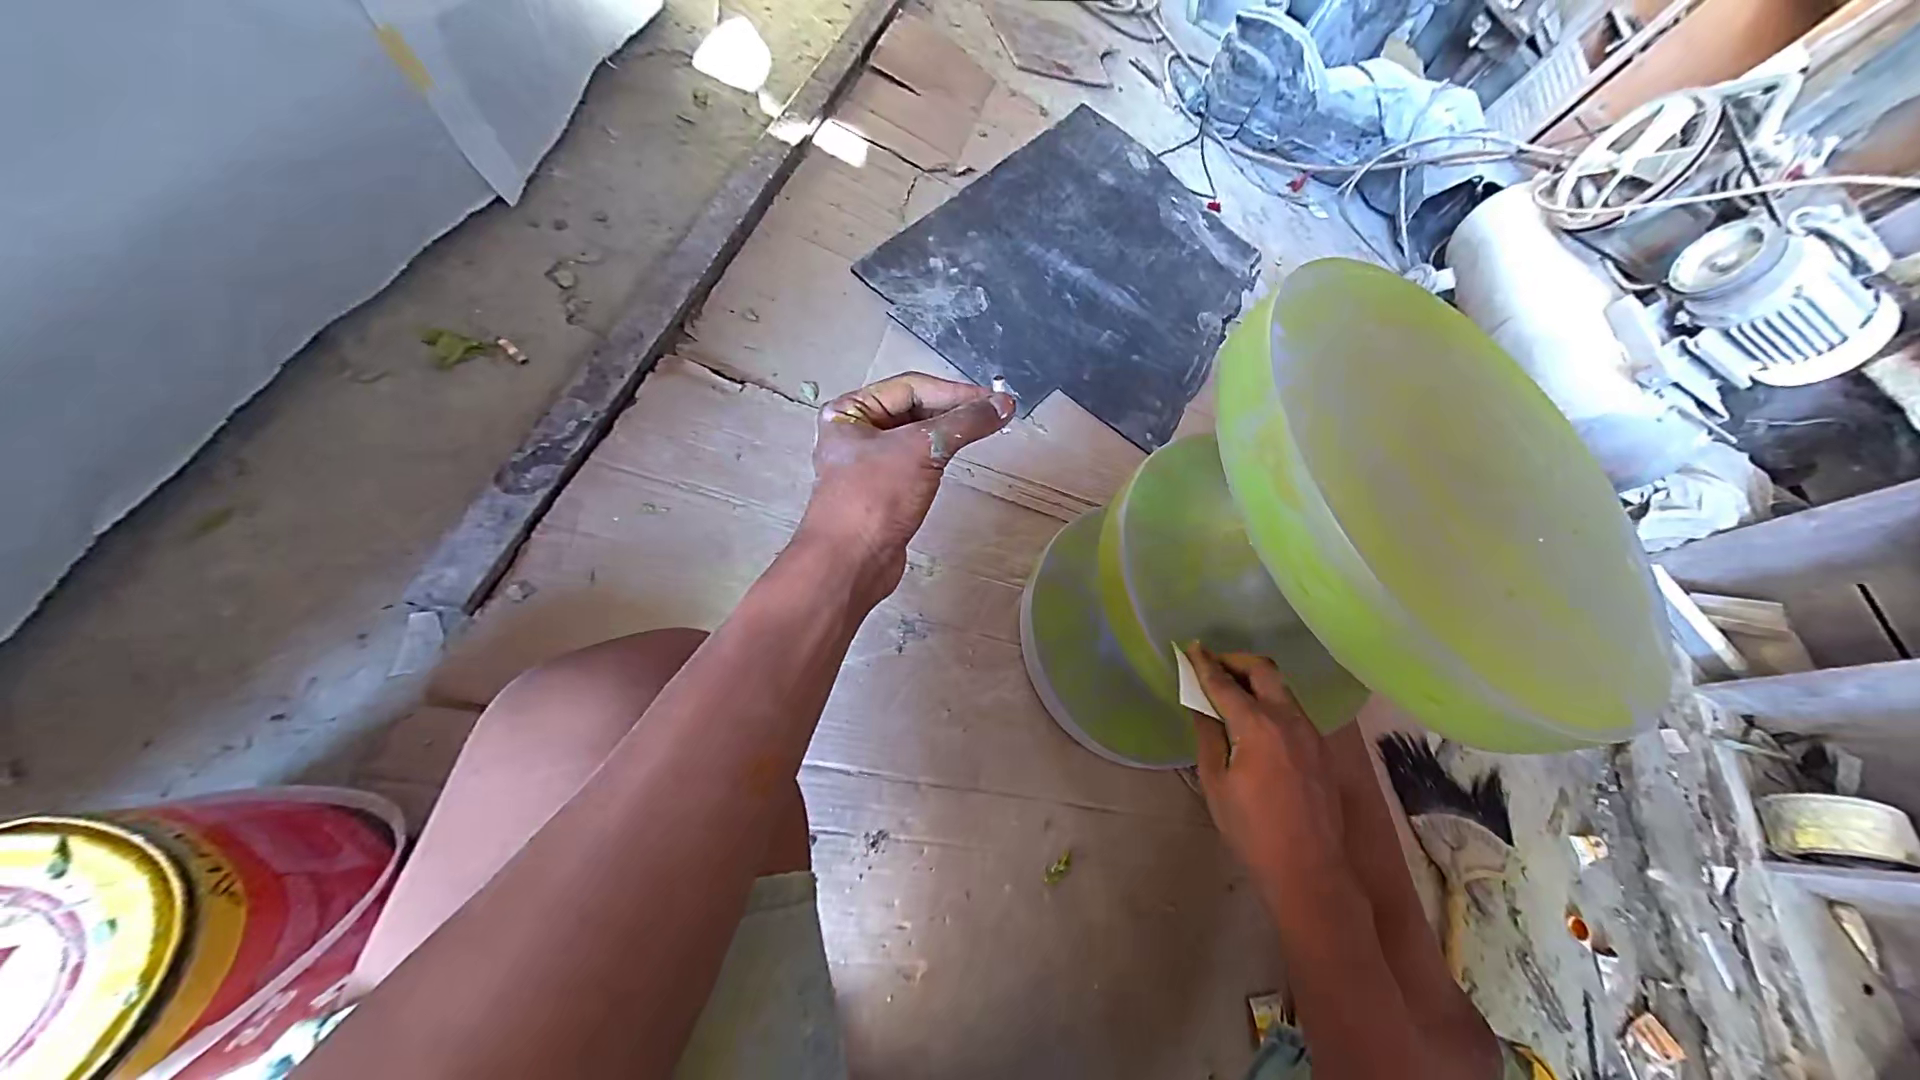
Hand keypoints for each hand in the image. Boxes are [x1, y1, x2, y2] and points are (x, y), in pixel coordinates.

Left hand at [799, 373, 1014, 600]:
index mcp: (850, 412)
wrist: (850, 563)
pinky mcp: (882, 492)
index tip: (993, 400)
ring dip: (947, 433)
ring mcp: (867, 464)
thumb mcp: (922, 450)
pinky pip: (915, 463)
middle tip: (994, 414)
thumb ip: (964, 423)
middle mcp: (855, 433)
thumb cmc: (873, 498)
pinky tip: (957, 456)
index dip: (955, 392)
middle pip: (913, 410)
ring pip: (915, 437)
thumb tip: (1002, 404)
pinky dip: (938, 457)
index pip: (912, 388)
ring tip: (983, 431)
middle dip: (953, 411)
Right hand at [1184, 645, 1345, 885]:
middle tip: (1212, 666)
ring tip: (1230, 692)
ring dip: (1254, 680)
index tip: (1190, 648)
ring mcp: (1311, 733)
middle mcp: (1288, 719)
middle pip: (1263, 669)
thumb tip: (1200, 705)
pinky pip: (1293, 709)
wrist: (1308, 871)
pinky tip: (1255, 721)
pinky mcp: (1321, 748)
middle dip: (1235, 661)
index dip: (1204, 664)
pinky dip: (1270, 701)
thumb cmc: (1250, 829)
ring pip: (1282, 688)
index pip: (1224, 683)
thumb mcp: (1215, 781)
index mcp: (1257, 726)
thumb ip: (1208, 734)